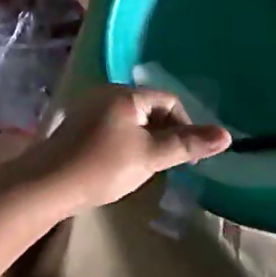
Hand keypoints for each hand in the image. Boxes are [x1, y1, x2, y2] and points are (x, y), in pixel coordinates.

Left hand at [22, 85, 230, 210]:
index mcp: (124, 95)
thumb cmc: (103, 166)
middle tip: (166, 164)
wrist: (49, 183)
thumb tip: (226, 135)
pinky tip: (120, 165)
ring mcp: (89, 108)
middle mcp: (105, 94)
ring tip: (145, 167)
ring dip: (145, 140)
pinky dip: (125, 142)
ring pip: (131, 120)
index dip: (184, 126)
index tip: (185, 156)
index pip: (169, 100)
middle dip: (164, 133)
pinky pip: (113, 127)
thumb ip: (187, 144)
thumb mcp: (151, 157)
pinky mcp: (78, 125)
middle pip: (149, 108)